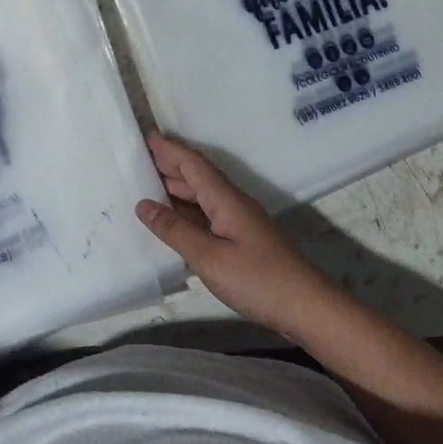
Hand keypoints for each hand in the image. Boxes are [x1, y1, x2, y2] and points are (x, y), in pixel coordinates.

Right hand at [134, 134, 344, 336]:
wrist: (306, 307)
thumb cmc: (258, 280)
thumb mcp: (209, 257)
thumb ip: (175, 231)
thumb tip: (143, 205)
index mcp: (226, 200)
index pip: (193, 165)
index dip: (169, 150)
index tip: (145, 137)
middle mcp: (233, 204)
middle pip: (198, 177)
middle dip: (169, 166)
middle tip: (136, 160)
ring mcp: (239, 223)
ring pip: (203, 197)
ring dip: (176, 189)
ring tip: (146, 187)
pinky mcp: (242, 241)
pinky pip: (208, 216)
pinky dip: (187, 212)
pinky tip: (172, 221)